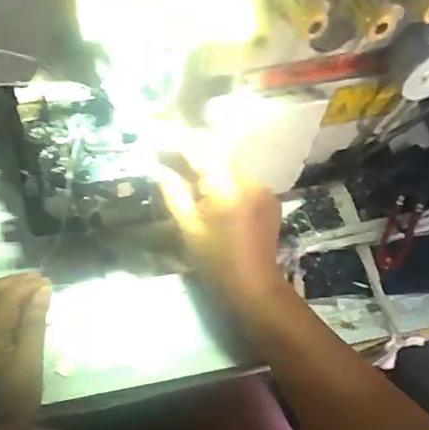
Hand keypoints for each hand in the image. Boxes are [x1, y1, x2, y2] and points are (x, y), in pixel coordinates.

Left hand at [0, 272, 50, 429]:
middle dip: (10, 283)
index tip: (45, 280)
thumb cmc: (17, 403)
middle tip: (35, 279)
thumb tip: (42, 291)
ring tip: (19, 288)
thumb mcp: (31, 363)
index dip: (25, 286)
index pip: (4, 300)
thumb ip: (34, 323)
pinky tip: (0, 304)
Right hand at [156, 150, 285, 307]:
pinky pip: (242, 181)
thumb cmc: (215, 260)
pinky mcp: (269, 199)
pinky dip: (225, 181)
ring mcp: (264, 189)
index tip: (159, 145)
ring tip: (187, 176)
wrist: (254, 285)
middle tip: (169, 159)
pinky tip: (212, 193)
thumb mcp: (188, 228)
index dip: (178, 144)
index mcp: (228, 186)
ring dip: (209, 167)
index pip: (201, 150)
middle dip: (193, 155)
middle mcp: (250, 180)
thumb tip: (161, 170)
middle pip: (218, 155)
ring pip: (230, 167)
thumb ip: (173, 193)